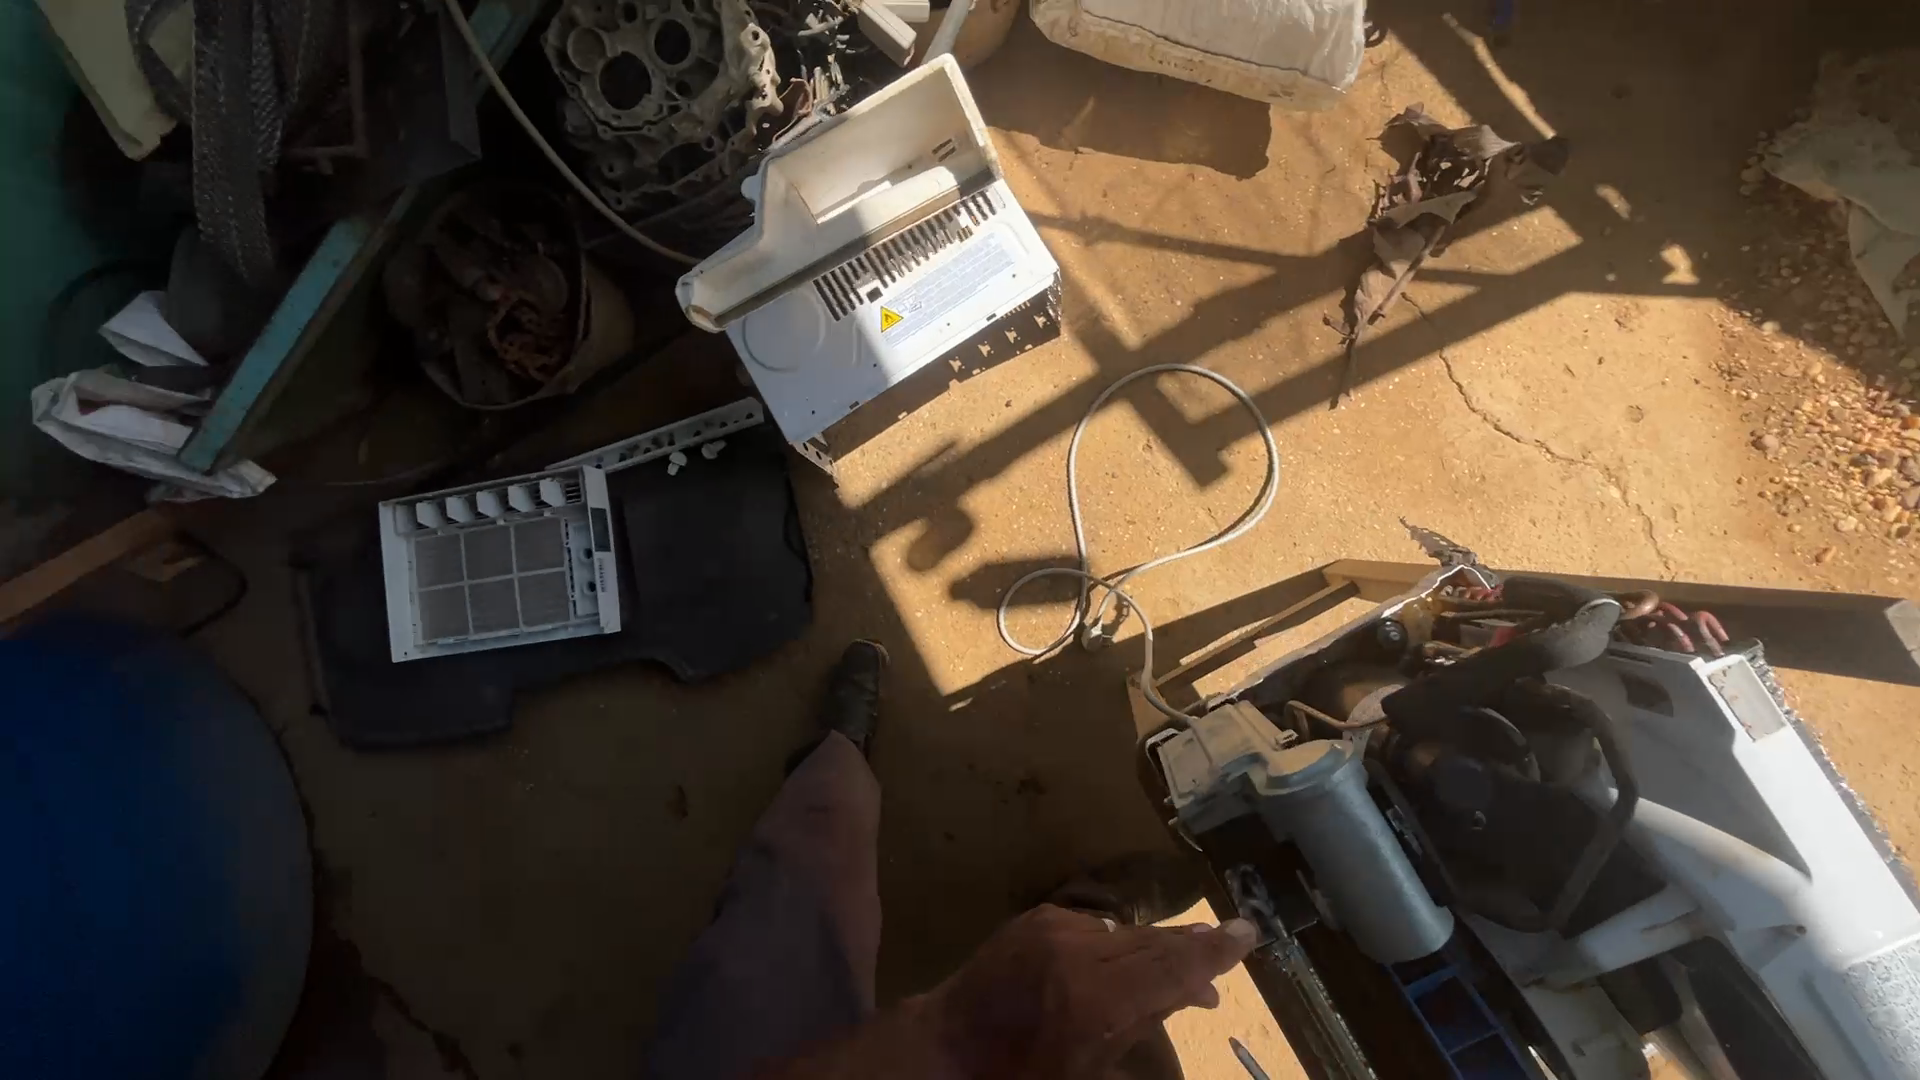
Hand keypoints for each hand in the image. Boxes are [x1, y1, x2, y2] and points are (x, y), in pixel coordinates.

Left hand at [925, 904, 1259, 1079]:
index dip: (1211, 952)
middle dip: (1189, 947)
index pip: (1168, 967)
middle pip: (1150, 941)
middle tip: (1223, 950)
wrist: (950, 1043)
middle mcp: (1077, 949)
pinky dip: (1113, 944)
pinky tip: (1119, 963)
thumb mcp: (1089, 1066)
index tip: (1246, 931)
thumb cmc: (1024, 1074)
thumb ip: (1139, 1024)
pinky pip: (1091, 926)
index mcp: (1095, 999)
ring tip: (1175, 970)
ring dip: (1151, 949)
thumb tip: (1184, 990)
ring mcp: (1053, 926)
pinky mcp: (1035, 916)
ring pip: (1123, 931)